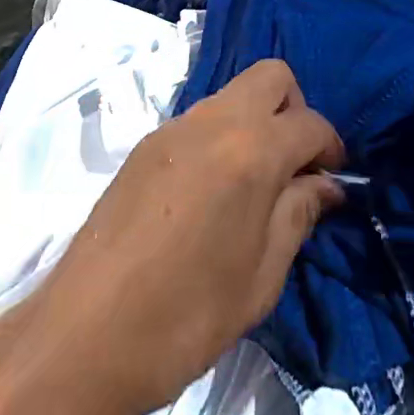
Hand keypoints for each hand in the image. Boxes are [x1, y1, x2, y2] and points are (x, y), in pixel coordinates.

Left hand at [0, 60, 344, 414]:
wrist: (81, 339)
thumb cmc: (186, 314)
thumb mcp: (261, 276)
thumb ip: (298, 215)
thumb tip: (324, 185)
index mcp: (252, 149)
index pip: (311, 124)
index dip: (331, 148)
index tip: (332, 180)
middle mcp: (213, 121)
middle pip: (272, 75)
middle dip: (296, 109)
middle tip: (293, 164)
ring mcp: (172, 128)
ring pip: (232, 94)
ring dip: (256, 121)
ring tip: (253, 182)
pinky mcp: (142, 146)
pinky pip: (199, 120)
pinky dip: (221, 136)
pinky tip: (211, 190)